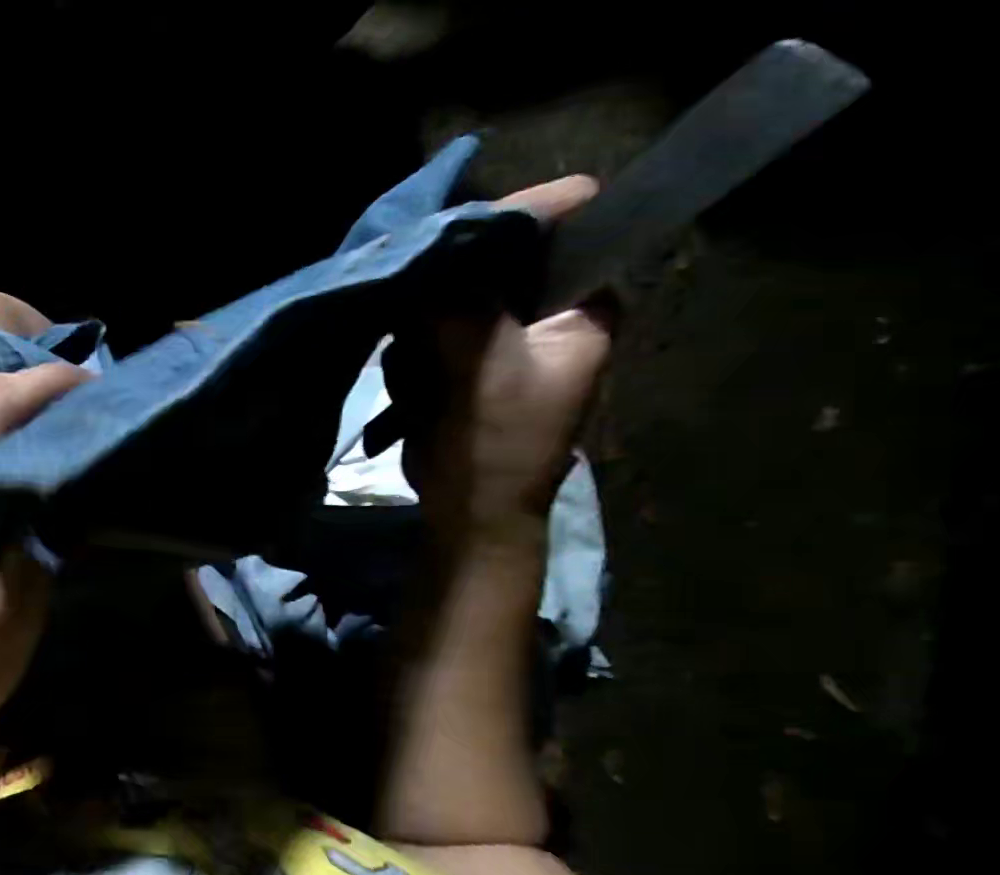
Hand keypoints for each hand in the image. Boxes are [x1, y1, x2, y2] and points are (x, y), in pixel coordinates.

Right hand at [393, 176, 612, 542]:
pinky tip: (416, 399)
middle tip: (428, 345)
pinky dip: (415, 368)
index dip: (499, 234)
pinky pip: (429, 343)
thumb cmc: (496, 445)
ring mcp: (501, 347)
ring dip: (423, 347)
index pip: (552, 236)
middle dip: (444, 310)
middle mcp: (547, 320)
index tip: (448, 248)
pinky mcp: (465, 371)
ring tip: (423, 389)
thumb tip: (430, 251)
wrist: (469, 515)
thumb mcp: (485, 364)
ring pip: (447, 309)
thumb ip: (463, 300)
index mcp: (584, 310)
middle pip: (488, 272)